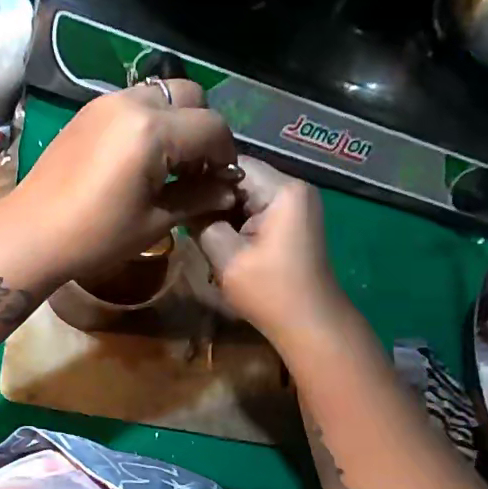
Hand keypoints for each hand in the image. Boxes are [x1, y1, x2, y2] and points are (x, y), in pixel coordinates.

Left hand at [6, 80, 240, 282]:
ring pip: (161, 93)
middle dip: (203, 129)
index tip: (223, 181)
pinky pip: (133, 102)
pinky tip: (140, 158)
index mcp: (153, 130)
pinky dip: (149, 120)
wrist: (32, 232)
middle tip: (196, 169)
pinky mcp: (88, 111)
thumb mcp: (155, 221)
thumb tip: (229, 189)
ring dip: (176, 121)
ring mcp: (106, 102)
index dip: (225, 154)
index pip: (212, 127)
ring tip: (168, 163)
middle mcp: (133, 103)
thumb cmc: (96, 236)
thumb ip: (198, 197)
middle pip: (190, 96)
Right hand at [193, 157, 350, 344]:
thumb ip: (202, 223)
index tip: (177, 196)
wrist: (310, 324)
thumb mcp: (226, 257)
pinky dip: (238, 222)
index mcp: (282, 190)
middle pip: (242, 178)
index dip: (202, 177)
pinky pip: (258, 211)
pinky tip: (220, 240)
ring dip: (223, 212)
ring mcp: (296, 206)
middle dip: (212, 197)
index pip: (233, 164)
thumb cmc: (269, 291)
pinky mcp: (293, 223)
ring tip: (198, 229)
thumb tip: (185, 206)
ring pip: (247, 196)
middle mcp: (294, 189)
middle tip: (184, 216)